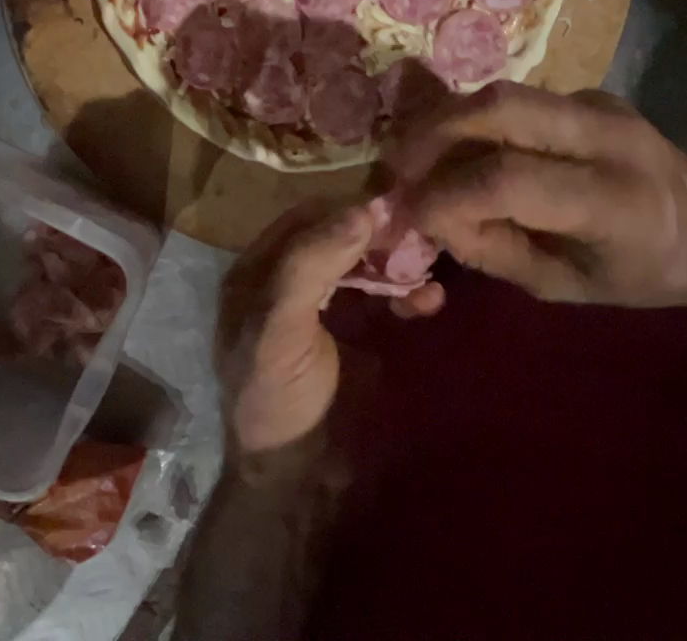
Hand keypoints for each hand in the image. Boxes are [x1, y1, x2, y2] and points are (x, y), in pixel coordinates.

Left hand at [219, 201, 444, 454]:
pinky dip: (408, 292)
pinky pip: (384, 298)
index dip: (344, 210)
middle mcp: (287, 282)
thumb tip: (361, 209)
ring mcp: (324, 309)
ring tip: (427, 266)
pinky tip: (429, 300)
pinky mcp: (356, 335)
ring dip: (397, 261)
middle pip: (338, 239)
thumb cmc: (276, 398)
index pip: (303, 220)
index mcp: (256, 273)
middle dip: (377, 236)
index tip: (391, 208)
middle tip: (418, 236)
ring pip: (364, 265)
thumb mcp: (278, 329)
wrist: (299, 478)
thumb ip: (310, 265)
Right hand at [385, 83, 686, 308]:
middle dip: (434, 131)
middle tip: (397, 165)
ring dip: (449, 120)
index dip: (445, 195)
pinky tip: (460, 150)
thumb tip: (431, 216)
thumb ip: (493, 251)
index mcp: (612, 200)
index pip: (508, 180)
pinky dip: (477, 122)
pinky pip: (518, 100)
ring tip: (415, 156)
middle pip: (501, 108)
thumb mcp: (565, 287)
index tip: (406, 213)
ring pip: (504, 93)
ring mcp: (601, 105)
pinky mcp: (591, 93)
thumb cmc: (643, 275)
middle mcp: (608, 137)